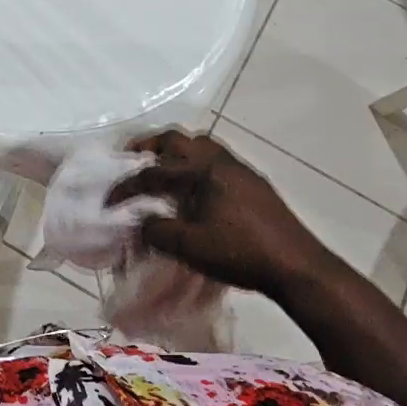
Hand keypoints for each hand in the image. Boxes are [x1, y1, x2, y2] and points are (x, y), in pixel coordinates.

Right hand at [110, 130, 339, 294]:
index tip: (108, 203)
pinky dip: (195, 166)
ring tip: (162, 175)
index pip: (153, 172)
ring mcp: (240, 170)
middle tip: (131, 161)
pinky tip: (194, 193)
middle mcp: (220, 160)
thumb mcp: (189, 246)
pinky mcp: (253, 184)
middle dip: (149, 147)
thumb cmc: (240, 253)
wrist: (297, 266)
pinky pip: (216, 161)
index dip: (126, 186)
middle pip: (177, 139)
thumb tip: (140, 223)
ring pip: (200, 146)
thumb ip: (156, 231)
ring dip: (176, 155)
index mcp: (202, 170)